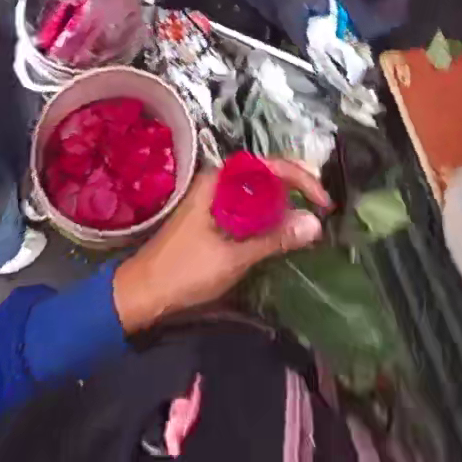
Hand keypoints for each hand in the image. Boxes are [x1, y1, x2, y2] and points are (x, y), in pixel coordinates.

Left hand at [112, 158, 329, 332]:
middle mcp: (218, 181)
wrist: (138, 295)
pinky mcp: (214, 215)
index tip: (323, 201)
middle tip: (321, 205)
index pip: (271, 165)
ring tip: (309, 215)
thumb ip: (274, 239)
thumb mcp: (232, 258)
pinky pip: (250, 204)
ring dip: (285, 199)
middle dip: (297, 185)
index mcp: (219, 180)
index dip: (302, 179)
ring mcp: (215, 197)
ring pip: (260, 188)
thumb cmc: (183, 272)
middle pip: (267, 172)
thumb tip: (315, 223)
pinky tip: (283, 227)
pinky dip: (270, 212)